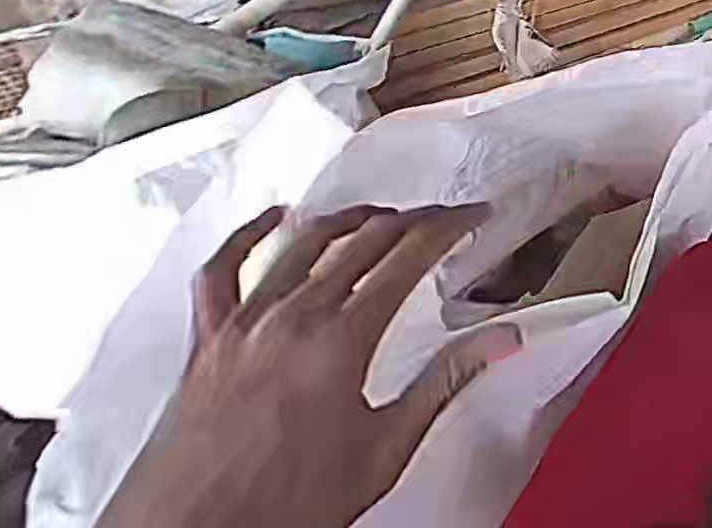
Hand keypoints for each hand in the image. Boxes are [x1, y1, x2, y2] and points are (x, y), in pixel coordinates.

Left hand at [98, 204, 522, 527]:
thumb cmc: (287, 509)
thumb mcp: (385, 450)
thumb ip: (446, 382)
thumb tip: (503, 339)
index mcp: (342, 338)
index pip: (411, 255)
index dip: (450, 225)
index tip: (474, 213)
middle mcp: (294, 315)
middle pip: (367, 239)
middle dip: (415, 218)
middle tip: (442, 216)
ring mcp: (246, 321)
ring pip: (306, 241)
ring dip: (352, 219)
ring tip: (382, 215)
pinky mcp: (208, 338)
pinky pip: (222, 270)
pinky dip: (249, 235)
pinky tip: (274, 217)